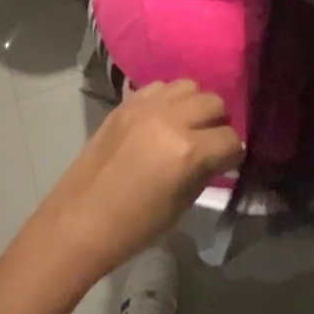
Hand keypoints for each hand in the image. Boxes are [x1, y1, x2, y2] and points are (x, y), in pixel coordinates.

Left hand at [41, 80, 243, 276]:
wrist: (79, 221)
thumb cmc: (135, 226)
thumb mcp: (182, 204)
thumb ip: (205, 171)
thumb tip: (220, 155)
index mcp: (188, 151)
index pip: (231, 139)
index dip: (234, 154)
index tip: (228, 162)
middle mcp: (171, 119)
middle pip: (214, 102)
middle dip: (219, 123)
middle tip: (211, 142)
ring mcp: (145, 107)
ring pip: (189, 86)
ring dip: (195, 105)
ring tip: (188, 125)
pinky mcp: (125, 104)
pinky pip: (159, 87)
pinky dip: (168, 99)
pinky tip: (162, 119)